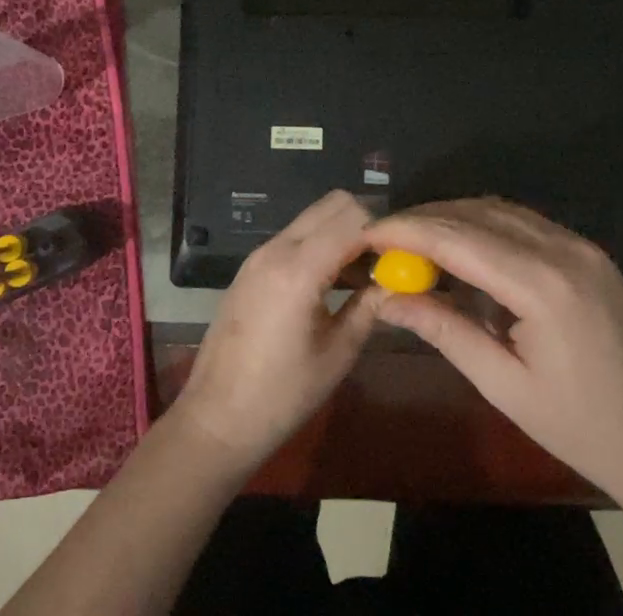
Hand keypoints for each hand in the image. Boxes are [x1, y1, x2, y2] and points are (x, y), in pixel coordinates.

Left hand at [173, 191, 381, 468]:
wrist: (216, 417)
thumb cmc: (282, 394)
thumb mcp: (338, 353)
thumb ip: (371, 306)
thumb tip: (399, 281)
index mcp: (298, 270)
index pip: (353, 218)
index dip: (385, 232)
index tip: (405, 258)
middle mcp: (276, 250)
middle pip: (333, 205)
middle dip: (365, 225)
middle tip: (386, 263)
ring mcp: (258, 256)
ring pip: (313, 219)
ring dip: (343, 235)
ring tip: (365, 278)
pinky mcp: (250, 268)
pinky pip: (294, 238)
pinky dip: (320, 246)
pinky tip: (334, 284)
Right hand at [365, 198, 622, 512]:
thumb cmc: (589, 431)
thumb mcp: (507, 386)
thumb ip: (445, 331)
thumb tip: (387, 298)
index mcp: (542, 284)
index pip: (456, 237)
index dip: (404, 230)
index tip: (364, 234)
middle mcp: (565, 250)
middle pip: (478, 213)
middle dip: (424, 219)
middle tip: (382, 240)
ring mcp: (585, 249)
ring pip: (504, 213)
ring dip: (455, 220)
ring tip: (413, 245)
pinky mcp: (595, 258)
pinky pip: (529, 227)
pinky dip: (488, 229)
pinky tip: (465, 254)